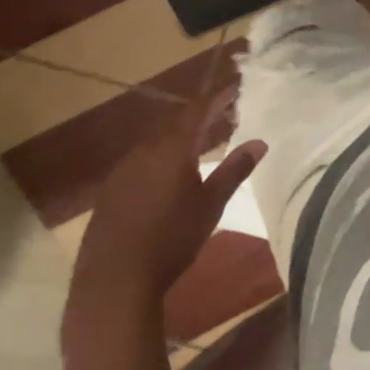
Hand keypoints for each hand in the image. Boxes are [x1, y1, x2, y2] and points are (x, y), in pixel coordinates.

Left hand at [75, 91, 265, 295]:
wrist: (114, 281)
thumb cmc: (171, 240)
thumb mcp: (210, 206)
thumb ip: (234, 171)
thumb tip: (260, 142)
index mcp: (172, 149)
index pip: (198, 111)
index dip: (217, 98)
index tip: (234, 88)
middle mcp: (144, 152)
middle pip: (175, 124)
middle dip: (199, 117)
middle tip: (221, 115)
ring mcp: (122, 171)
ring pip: (155, 144)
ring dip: (177, 139)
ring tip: (197, 143)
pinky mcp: (109, 192)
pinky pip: (139, 162)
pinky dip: (159, 159)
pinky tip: (166, 176)